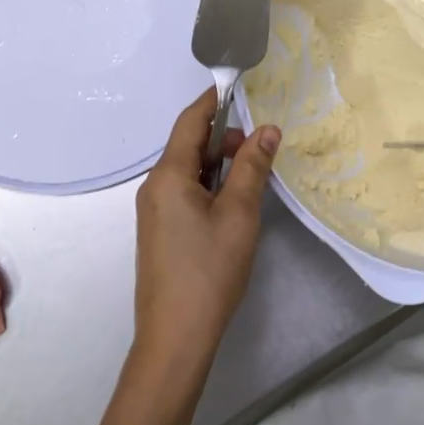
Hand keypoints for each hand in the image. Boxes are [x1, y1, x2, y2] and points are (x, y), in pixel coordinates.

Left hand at [131, 87, 280, 361]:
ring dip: (220, 164)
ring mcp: (155, 211)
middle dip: (224, 137)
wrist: (175, 338)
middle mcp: (155, 187)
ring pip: (189, 170)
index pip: (190, 121)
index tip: (241, 86)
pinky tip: (235, 200)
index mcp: (168, 175)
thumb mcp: (239, 214)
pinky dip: (211, 185)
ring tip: (253, 173)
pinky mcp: (161, 232)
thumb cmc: (209, 270)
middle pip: (189, 145)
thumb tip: (268, 129)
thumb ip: (252, 167)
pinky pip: (186, 192)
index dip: (214, 101)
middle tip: (260, 146)